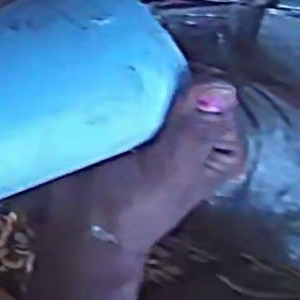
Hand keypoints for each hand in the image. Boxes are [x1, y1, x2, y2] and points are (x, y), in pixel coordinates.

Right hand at [42, 79, 245, 270]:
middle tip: (119, 70)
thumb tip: (222, 86)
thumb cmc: (128, 205)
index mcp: (218, 147)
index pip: (211, 93)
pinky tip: (89, 80)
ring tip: (99, 69)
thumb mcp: (168, 170)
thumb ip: (193, 132)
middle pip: (178, 87)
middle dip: (152, 74)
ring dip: (126, 79)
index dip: (184, 79)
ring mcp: (152, 132)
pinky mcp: (118, 130)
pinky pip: (119, 98)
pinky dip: (108, 89)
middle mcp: (191, 136)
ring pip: (147, 89)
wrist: (77, 230)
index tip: (148, 76)